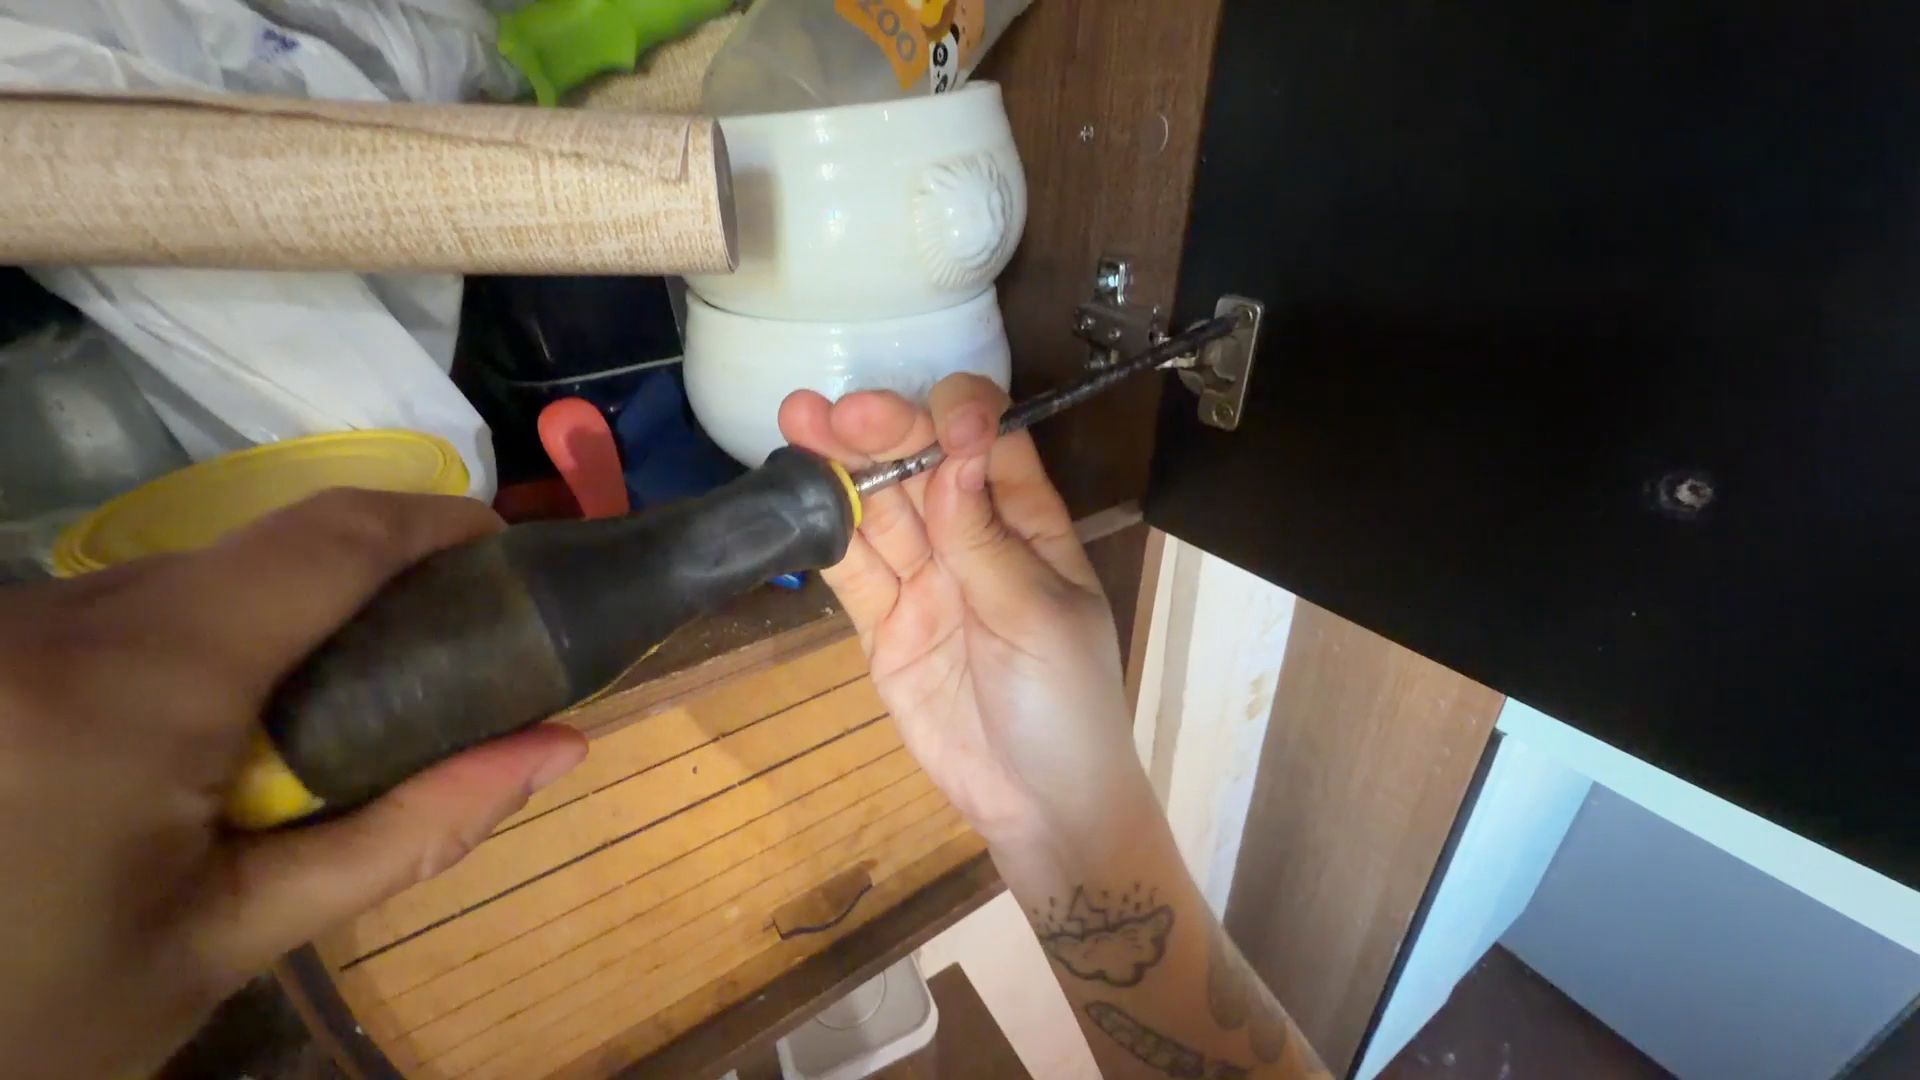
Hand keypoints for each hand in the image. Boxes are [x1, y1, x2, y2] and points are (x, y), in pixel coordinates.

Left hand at [0, 490, 586, 1079]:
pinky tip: (201, 729)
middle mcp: (37, 625)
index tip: (501, 550)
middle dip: (364, 590)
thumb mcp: (237, 937)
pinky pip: (123, 608)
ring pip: (192, 577)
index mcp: (126, 690)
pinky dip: (201, 640)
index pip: (326, 541)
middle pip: (262, 557)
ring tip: (315, 714)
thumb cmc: (31, 1014)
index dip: (432, 522)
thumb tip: (562, 749)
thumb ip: (411, 831)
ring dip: (280, 621)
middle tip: (427, 664)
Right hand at [778, 376, 1155, 854]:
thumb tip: (951, 453)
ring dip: (842, 468)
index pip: (992, 446)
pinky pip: (852, 569)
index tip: (940, 423)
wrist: (1036, 803)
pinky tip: (797, 495)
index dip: (963, 420)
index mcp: (1027, 524)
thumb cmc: (1066, 702)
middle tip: (839, 411)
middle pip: (923, 468)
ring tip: (801, 420)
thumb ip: (987, 540)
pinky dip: (825, 535)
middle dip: (886, 434)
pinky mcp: (883, 622)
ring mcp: (924, 580)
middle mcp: (970, 539)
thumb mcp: (1040, 617)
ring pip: (878, 510)